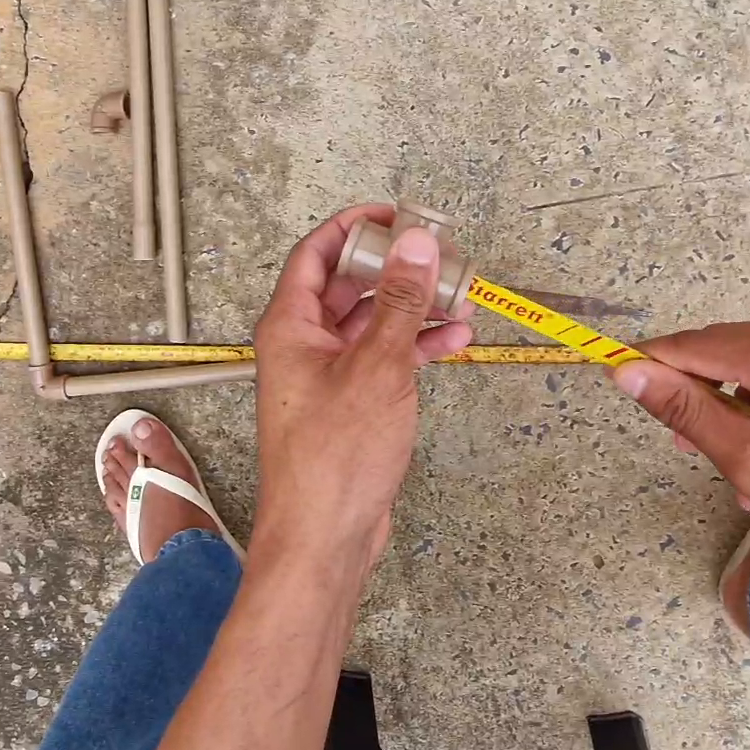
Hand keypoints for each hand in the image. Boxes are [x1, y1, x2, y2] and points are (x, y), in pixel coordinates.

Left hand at [251, 205, 473, 569]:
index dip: (352, 225)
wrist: (325, 535)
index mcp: (289, 324)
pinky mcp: (350, 400)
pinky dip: (414, 345)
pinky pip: (382, 357)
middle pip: (347, 284)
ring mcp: (327, 372)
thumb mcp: (376, 366)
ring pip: (371, 321)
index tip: (395, 214)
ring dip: (411, 306)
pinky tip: (455, 338)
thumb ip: (397, 301)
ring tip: (460, 294)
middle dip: (394, 267)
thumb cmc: (336, 452)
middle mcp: (303, 342)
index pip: (316, 252)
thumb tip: (416, 241)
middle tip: (439, 254)